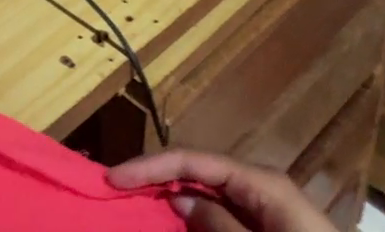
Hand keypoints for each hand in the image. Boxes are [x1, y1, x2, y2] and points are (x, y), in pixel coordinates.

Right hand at [108, 150, 334, 231]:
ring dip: (174, 199)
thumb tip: (179, 201)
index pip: (192, 160)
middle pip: (197, 171)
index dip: (150, 166)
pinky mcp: (270, 229)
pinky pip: (224, 215)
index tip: (113, 180)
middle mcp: (262, 186)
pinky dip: (197, 218)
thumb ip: (220, 226)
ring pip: (208, 194)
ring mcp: (267, 209)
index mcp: (261, 183)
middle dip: (158, 179)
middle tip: (118, 191)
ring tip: (138, 206)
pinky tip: (178, 225)